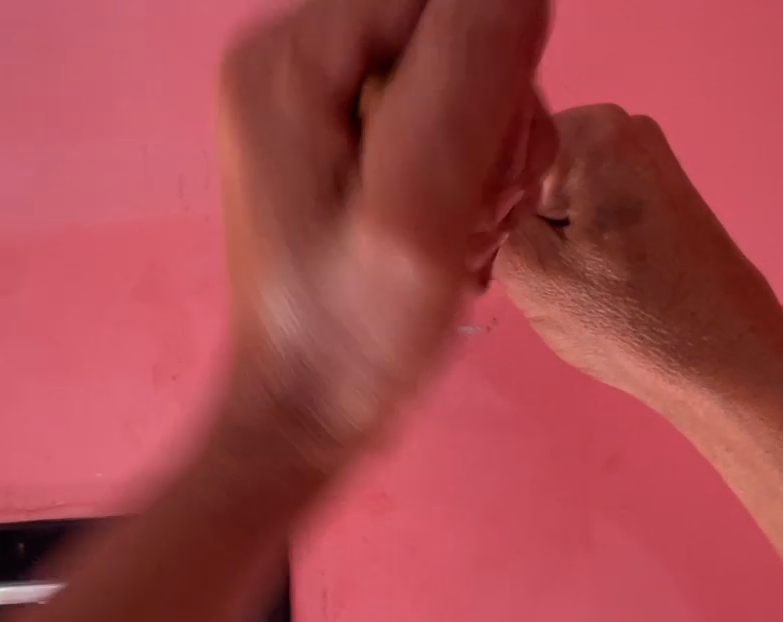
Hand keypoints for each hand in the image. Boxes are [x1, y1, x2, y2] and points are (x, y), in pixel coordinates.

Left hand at [214, 0, 555, 467]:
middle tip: (468, 223)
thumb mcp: (415, 207)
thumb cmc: (348, 339)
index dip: (492, 86)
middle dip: (489, 135)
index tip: (473, 183)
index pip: (447, 1)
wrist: (305, 419)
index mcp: (291, 63)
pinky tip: (450, 247)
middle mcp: (295, 73)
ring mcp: (317, 118)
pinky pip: (437, 138)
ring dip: (484, 171)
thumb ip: (470, 75)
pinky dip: (463, 193)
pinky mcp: (341, 161)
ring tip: (458, 246)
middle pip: (453, 42)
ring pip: (457, 94)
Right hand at [495, 104, 782, 402]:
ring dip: (540, 242)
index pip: (497, 155)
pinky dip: (571, 248)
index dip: (480, 208)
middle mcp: (624, 128)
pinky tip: (580, 288)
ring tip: (553, 289)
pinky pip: (587, 215)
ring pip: (555, 200)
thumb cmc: (625, 318)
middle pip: (528, 174)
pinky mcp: (657, 202)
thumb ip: (490, 228)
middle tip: (519, 280)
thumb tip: (487, 218)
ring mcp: (646, 165)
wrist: (719, 361)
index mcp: (591, 132)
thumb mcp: (529, 275)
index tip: (484, 257)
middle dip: (512, 224)